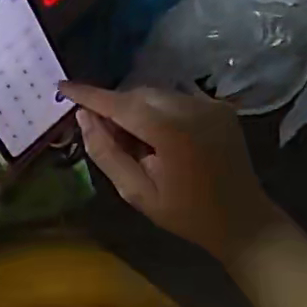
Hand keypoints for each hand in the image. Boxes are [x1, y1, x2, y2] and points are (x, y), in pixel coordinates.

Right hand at [62, 82, 286, 258]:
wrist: (244, 220)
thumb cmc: (185, 213)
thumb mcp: (135, 191)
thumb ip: (105, 151)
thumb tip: (84, 117)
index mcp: (171, 131)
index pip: (119, 104)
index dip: (88, 95)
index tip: (62, 86)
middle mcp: (192, 108)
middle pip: (136, 94)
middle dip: (114, 107)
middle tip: (105, 135)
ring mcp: (209, 104)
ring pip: (154, 94)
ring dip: (136, 109)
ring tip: (135, 141)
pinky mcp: (219, 106)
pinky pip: (174, 98)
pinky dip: (157, 110)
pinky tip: (158, 137)